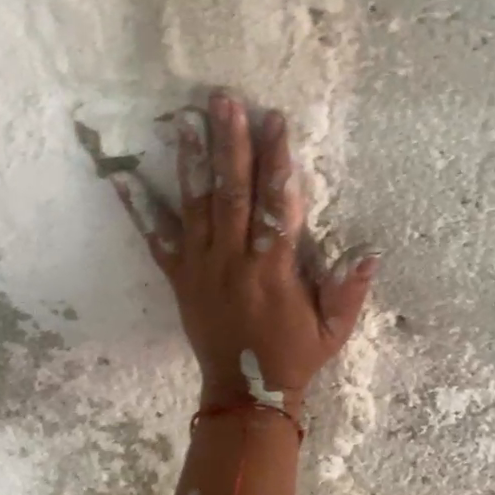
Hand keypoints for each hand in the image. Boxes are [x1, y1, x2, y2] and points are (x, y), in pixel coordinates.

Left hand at [112, 90, 378, 412]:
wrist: (245, 394)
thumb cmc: (295, 356)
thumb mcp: (334, 329)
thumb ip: (349, 289)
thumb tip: (371, 250)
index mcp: (273, 270)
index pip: (275, 205)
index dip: (277, 161)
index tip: (275, 120)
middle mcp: (233, 261)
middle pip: (231, 192)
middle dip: (230, 143)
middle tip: (223, 100)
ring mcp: (202, 268)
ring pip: (196, 206)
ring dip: (192, 159)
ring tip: (186, 118)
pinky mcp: (180, 279)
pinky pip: (158, 239)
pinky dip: (140, 208)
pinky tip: (123, 176)